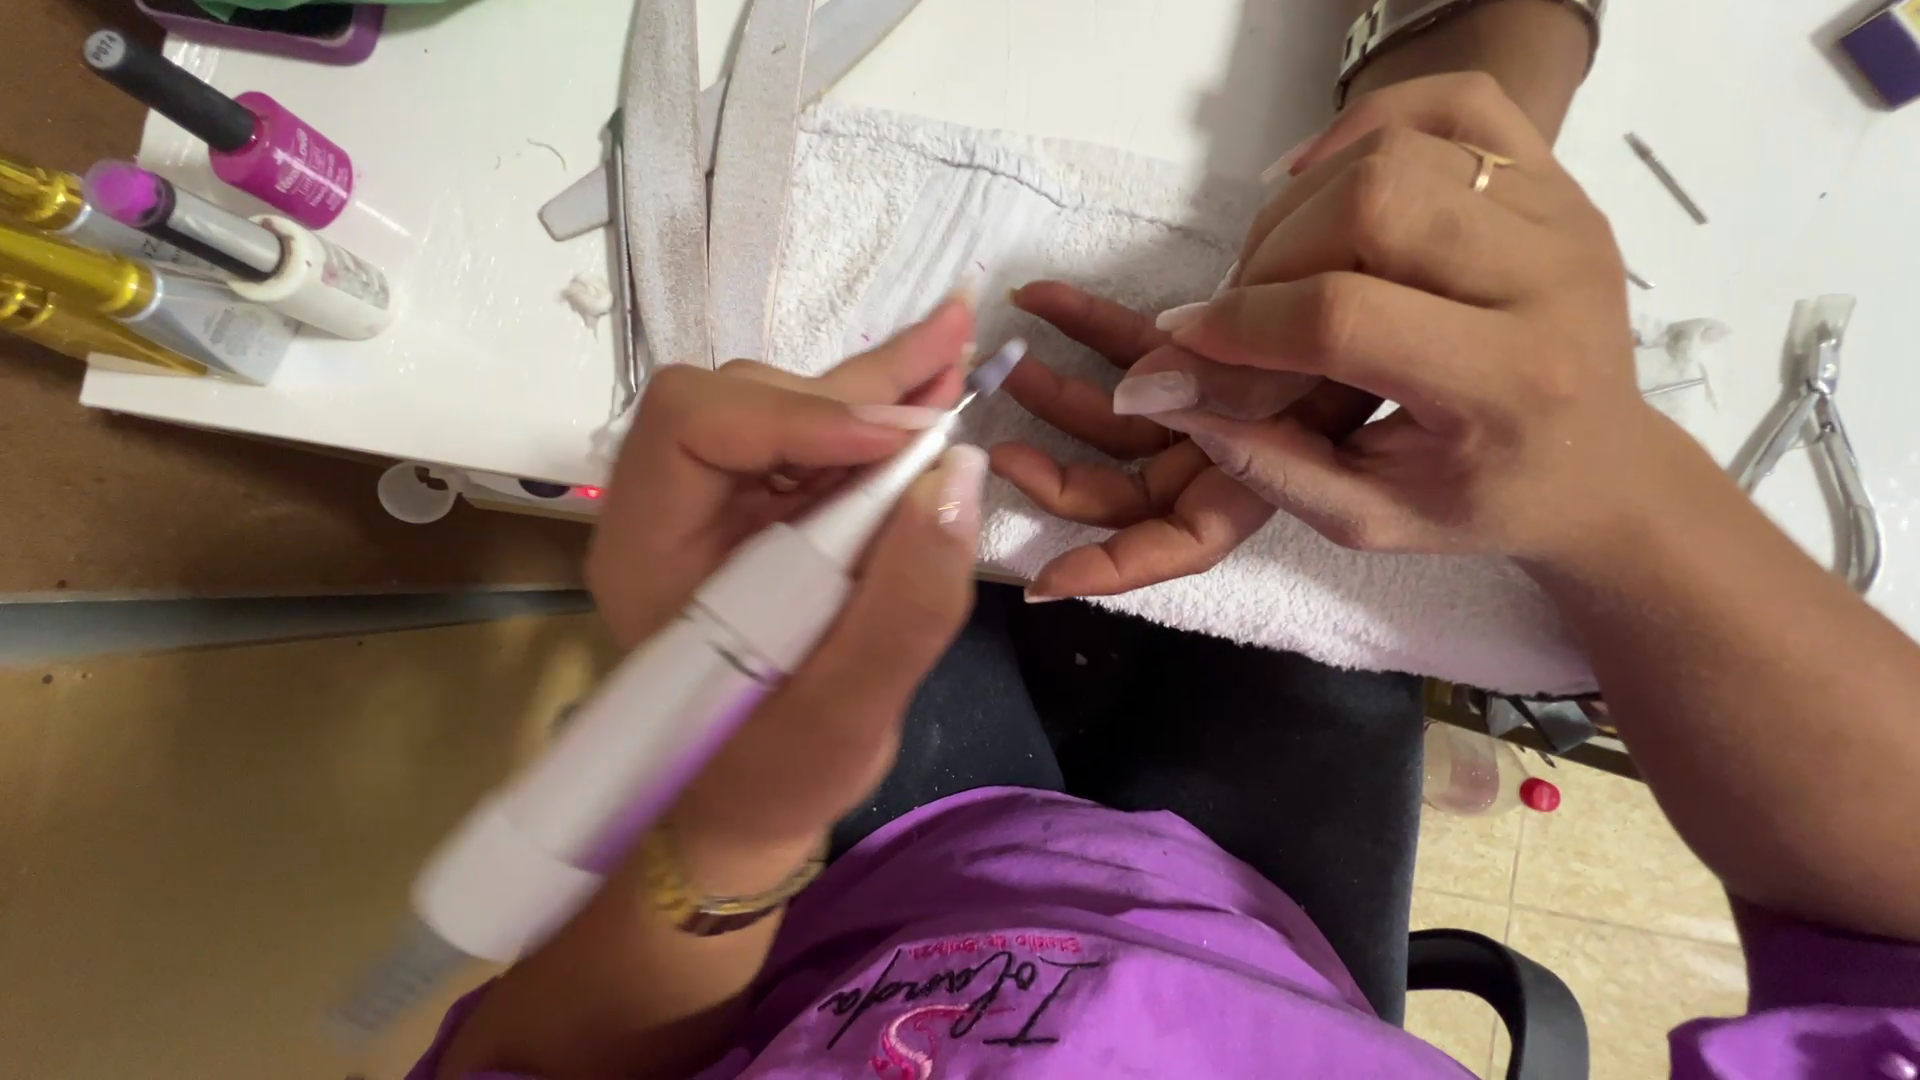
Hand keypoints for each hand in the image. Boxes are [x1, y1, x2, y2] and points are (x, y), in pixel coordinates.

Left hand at [585, 300, 985, 851]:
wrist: (759, 796)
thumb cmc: (780, 772)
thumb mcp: (849, 710)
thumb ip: (905, 604)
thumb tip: (958, 473)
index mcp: (652, 550)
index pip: (694, 428)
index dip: (796, 417)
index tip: (897, 444)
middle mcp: (677, 506)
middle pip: (749, 402)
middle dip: (854, 391)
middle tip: (951, 352)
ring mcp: (726, 502)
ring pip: (795, 408)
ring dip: (879, 383)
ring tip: (957, 344)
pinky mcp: (772, 508)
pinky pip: (826, 439)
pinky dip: (885, 411)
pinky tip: (937, 383)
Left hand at [989, 284, 1377, 598]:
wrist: (1408, 285)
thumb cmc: (1386, 353)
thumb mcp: (1319, 394)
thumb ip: (1233, 406)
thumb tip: (1139, 388)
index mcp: (1244, 487)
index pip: (1170, 547)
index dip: (1108, 570)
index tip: (1039, 582)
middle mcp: (1209, 457)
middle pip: (1117, 489)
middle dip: (1055, 473)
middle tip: (997, 449)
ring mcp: (1191, 405)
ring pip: (1108, 416)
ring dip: (1052, 389)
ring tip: (1004, 355)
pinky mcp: (1183, 350)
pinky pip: (1126, 343)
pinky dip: (1084, 321)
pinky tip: (1039, 295)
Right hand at [1153, 73, 1648, 560]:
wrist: (1596, 467)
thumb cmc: (1474, 503)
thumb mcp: (1358, 516)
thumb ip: (1257, 457)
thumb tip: (1159, 390)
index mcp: (1503, 383)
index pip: (1343, 317)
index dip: (1240, 324)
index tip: (1180, 344)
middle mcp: (1547, 277)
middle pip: (1369, 205)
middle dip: (1267, 259)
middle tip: (1235, 313)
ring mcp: (1559, 211)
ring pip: (1392, 150)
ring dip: (1298, 208)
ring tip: (1273, 271)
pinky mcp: (1555, 175)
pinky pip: (1449, 103)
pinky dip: (1361, 130)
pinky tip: (1318, 186)